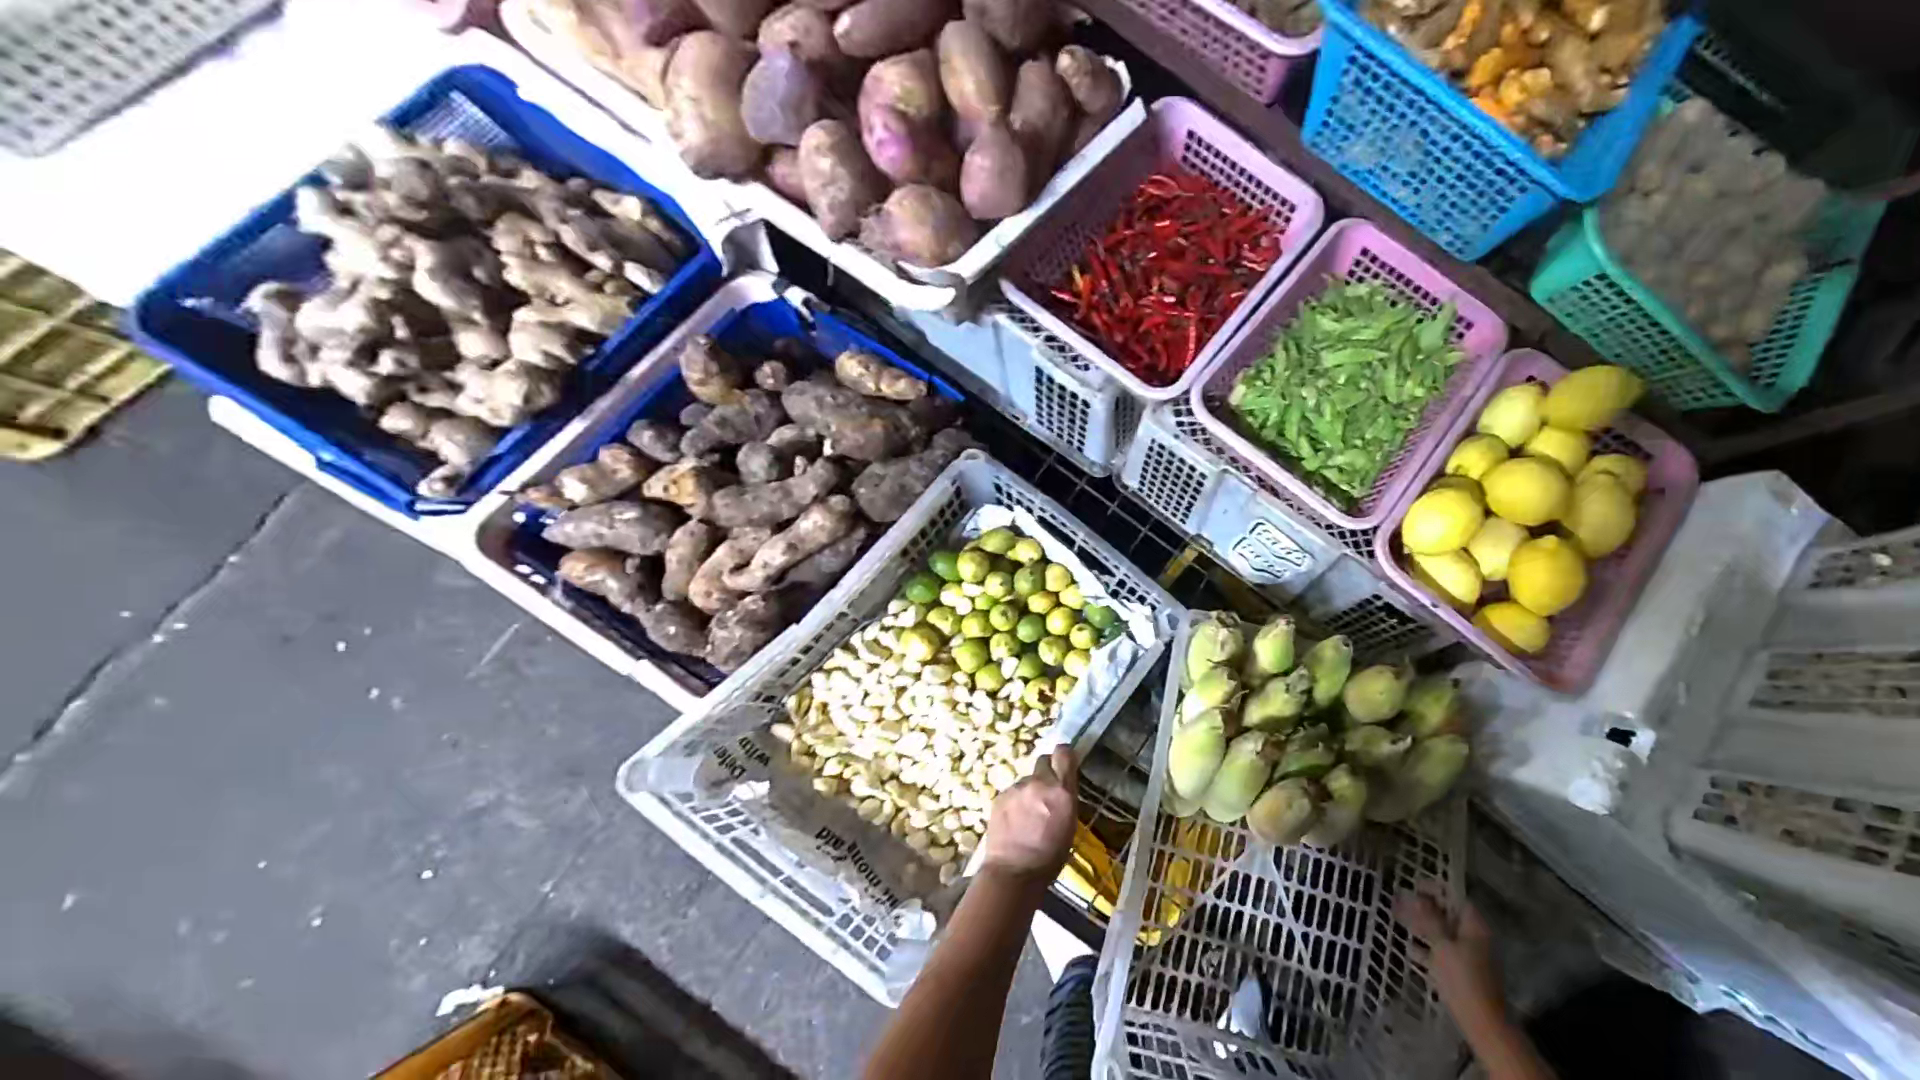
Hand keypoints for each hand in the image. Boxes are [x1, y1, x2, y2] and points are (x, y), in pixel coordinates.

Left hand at [980, 745, 1078, 882]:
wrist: (1014, 871)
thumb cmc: (1050, 857)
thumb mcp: (1069, 825)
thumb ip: (1064, 799)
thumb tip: (1060, 790)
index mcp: (1062, 791)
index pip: (1064, 754)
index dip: (1064, 754)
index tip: (1065, 759)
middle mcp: (1039, 783)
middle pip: (1043, 761)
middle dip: (1046, 771)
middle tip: (1046, 790)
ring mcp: (1017, 788)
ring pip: (1027, 780)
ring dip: (1030, 791)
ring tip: (1028, 815)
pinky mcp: (1000, 796)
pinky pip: (1013, 792)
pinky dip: (1016, 801)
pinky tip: (1015, 821)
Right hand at [1396, 890, 1503, 1025]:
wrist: (1482, 1022)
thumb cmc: (1463, 978)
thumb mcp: (1442, 944)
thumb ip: (1429, 919)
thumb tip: (1416, 895)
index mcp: (1474, 928)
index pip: (1456, 899)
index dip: (1436, 889)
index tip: (1412, 884)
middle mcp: (1472, 938)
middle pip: (1447, 915)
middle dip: (1423, 906)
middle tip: (1398, 899)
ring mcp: (1467, 956)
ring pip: (1440, 933)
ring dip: (1420, 925)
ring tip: (1396, 917)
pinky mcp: (1459, 972)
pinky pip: (1439, 952)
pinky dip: (1424, 947)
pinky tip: (1407, 947)